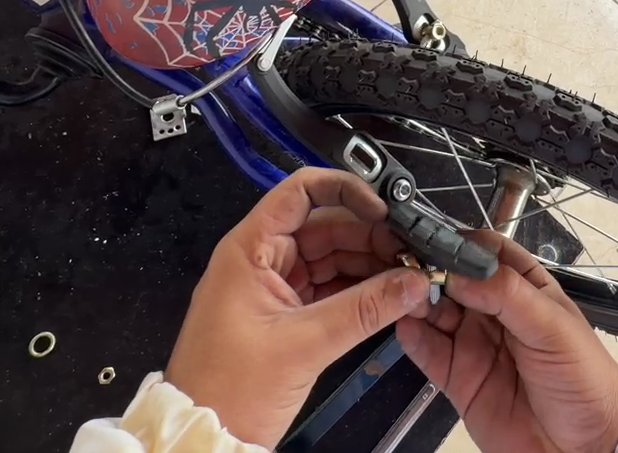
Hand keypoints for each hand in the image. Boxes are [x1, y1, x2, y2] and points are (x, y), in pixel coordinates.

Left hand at [164, 168, 431, 446]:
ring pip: (334, 254)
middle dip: (371, 234)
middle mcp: (265, 256)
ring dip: (371, 262)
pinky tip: (391, 292)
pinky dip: (361, 287)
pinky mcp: (287, 310)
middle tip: (411, 250)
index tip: (382, 210)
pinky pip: (331, 284)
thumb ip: (365, 308)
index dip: (345, 190)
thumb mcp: (304, 344)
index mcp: (252, 247)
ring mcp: (277, 283)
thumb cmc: (234, 390)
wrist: (202, 447)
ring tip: (409, 272)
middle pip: (327, 224)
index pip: (302, 190)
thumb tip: (415, 282)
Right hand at [396, 233, 617, 452]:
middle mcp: (494, 308)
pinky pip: (429, 352)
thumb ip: (506, 295)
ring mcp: (474, 342)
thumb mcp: (550, 325)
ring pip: (437, 311)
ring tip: (401, 293)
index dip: (462, 243)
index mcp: (523, 285)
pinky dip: (413, 337)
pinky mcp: (458, 378)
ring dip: (418, 299)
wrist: (582, 449)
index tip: (436, 239)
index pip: (487, 251)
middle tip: (408, 265)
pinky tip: (404, 325)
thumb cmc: (581, 374)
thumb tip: (461, 271)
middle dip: (432, 268)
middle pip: (455, 278)